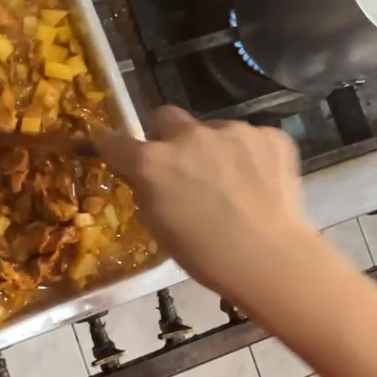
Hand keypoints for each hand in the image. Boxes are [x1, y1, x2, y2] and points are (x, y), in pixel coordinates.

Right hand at [96, 107, 319, 299]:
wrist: (270, 258)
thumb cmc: (205, 254)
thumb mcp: (158, 225)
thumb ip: (145, 189)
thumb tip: (142, 172)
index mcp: (153, 162)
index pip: (115, 140)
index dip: (108, 141)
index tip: (106, 142)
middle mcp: (189, 136)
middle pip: (167, 118)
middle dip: (168, 136)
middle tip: (181, 165)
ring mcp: (232, 131)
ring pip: (213, 130)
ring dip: (213, 149)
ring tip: (231, 184)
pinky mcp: (269, 135)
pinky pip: (249, 139)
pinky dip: (249, 156)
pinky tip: (257, 184)